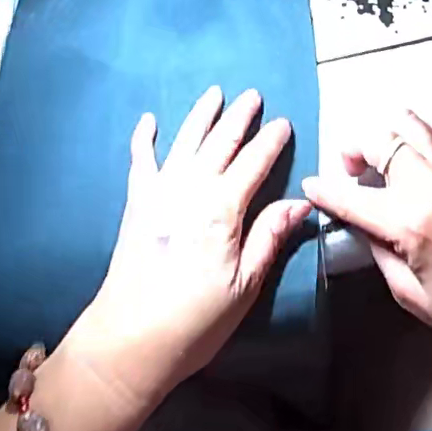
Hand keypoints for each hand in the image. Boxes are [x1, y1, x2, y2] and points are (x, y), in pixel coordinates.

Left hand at [61, 87, 310, 410]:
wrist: (130, 339)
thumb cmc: (195, 319)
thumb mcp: (245, 286)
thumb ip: (269, 236)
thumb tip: (301, 202)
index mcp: (222, 208)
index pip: (254, 163)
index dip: (270, 141)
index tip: (283, 122)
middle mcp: (191, 188)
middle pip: (221, 142)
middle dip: (239, 116)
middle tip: (253, 95)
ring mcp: (160, 190)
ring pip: (186, 140)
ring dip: (202, 114)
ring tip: (215, 92)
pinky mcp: (137, 200)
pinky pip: (140, 159)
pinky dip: (144, 137)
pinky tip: (149, 120)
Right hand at [302, 111, 431, 405]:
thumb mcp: (408, 293)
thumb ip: (376, 246)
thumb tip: (357, 219)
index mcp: (411, 222)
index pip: (352, 197)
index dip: (325, 191)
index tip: (310, 185)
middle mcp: (430, 183)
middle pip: (377, 139)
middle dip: (352, 150)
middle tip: (350, 173)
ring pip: (405, 121)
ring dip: (383, 134)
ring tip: (378, 157)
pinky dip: (416, 126)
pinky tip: (409, 144)